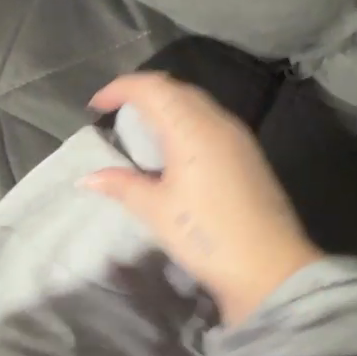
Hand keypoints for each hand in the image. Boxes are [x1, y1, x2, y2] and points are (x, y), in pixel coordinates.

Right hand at [80, 72, 322, 324]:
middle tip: (115, 111)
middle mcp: (218, 124)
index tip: (96, 105)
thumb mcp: (156, 211)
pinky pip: (209, 121)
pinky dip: (183, 121)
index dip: (121, 88)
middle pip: (177, 90)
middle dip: (143, 92)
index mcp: (192, 131)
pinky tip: (170, 147)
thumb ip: (122, 186)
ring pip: (196, 104)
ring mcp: (237, 138)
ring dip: (165, 106)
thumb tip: (87, 178)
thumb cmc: (206, 237)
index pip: (153, 89)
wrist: (269, 267)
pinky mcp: (247, 155)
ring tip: (139, 127)